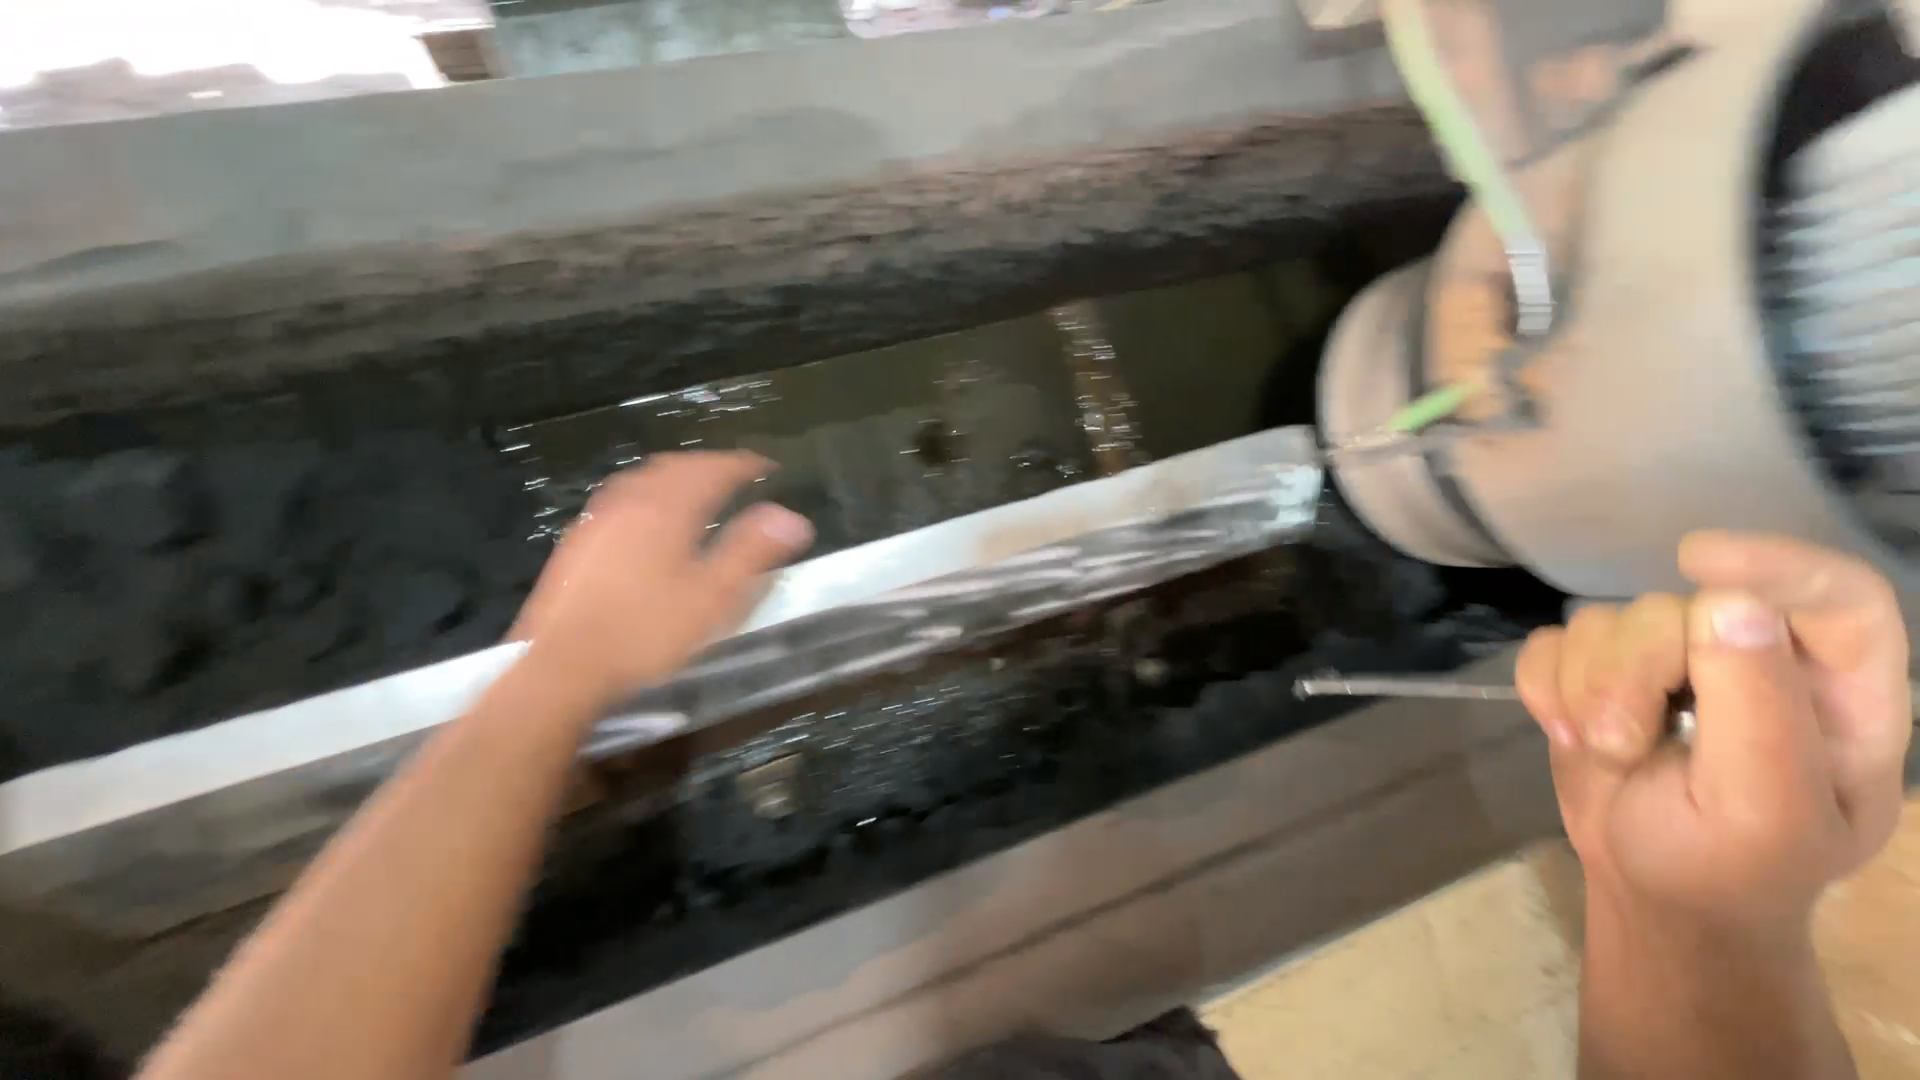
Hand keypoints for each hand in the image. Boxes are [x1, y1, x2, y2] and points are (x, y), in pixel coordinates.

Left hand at [510, 452, 813, 707]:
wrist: (563, 666)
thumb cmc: (647, 632)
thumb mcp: (713, 598)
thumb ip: (753, 553)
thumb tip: (792, 519)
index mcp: (668, 510)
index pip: (713, 471)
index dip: (743, 465)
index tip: (766, 467)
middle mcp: (631, 503)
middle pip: (674, 468)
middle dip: (708, 465)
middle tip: (734, 474)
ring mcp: (599, 521)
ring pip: (643, 481)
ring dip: (675, 476)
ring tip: (696, 489)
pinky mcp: (579, 543)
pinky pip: (621, 500)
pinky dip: (647, 495)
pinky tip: (648, 520)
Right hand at [1515, 531, 1910, 930]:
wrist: (1647, 887)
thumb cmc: (1726, 866)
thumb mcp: (1763, 810)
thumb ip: (1758, 711)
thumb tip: (1729, 604)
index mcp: (1833, 697)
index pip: (1836, 598)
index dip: (1777, 566)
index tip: (1697, 562)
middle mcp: (1749, 661)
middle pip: (1674, 611)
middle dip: (1626, 675)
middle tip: (1616, 741)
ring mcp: (1664, 662)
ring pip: (1602, 623)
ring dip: (1581, 690)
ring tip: (1600, 748)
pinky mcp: (1593, 670)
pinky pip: (1550, 642)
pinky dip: (1542, 687)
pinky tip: (1562, 728)